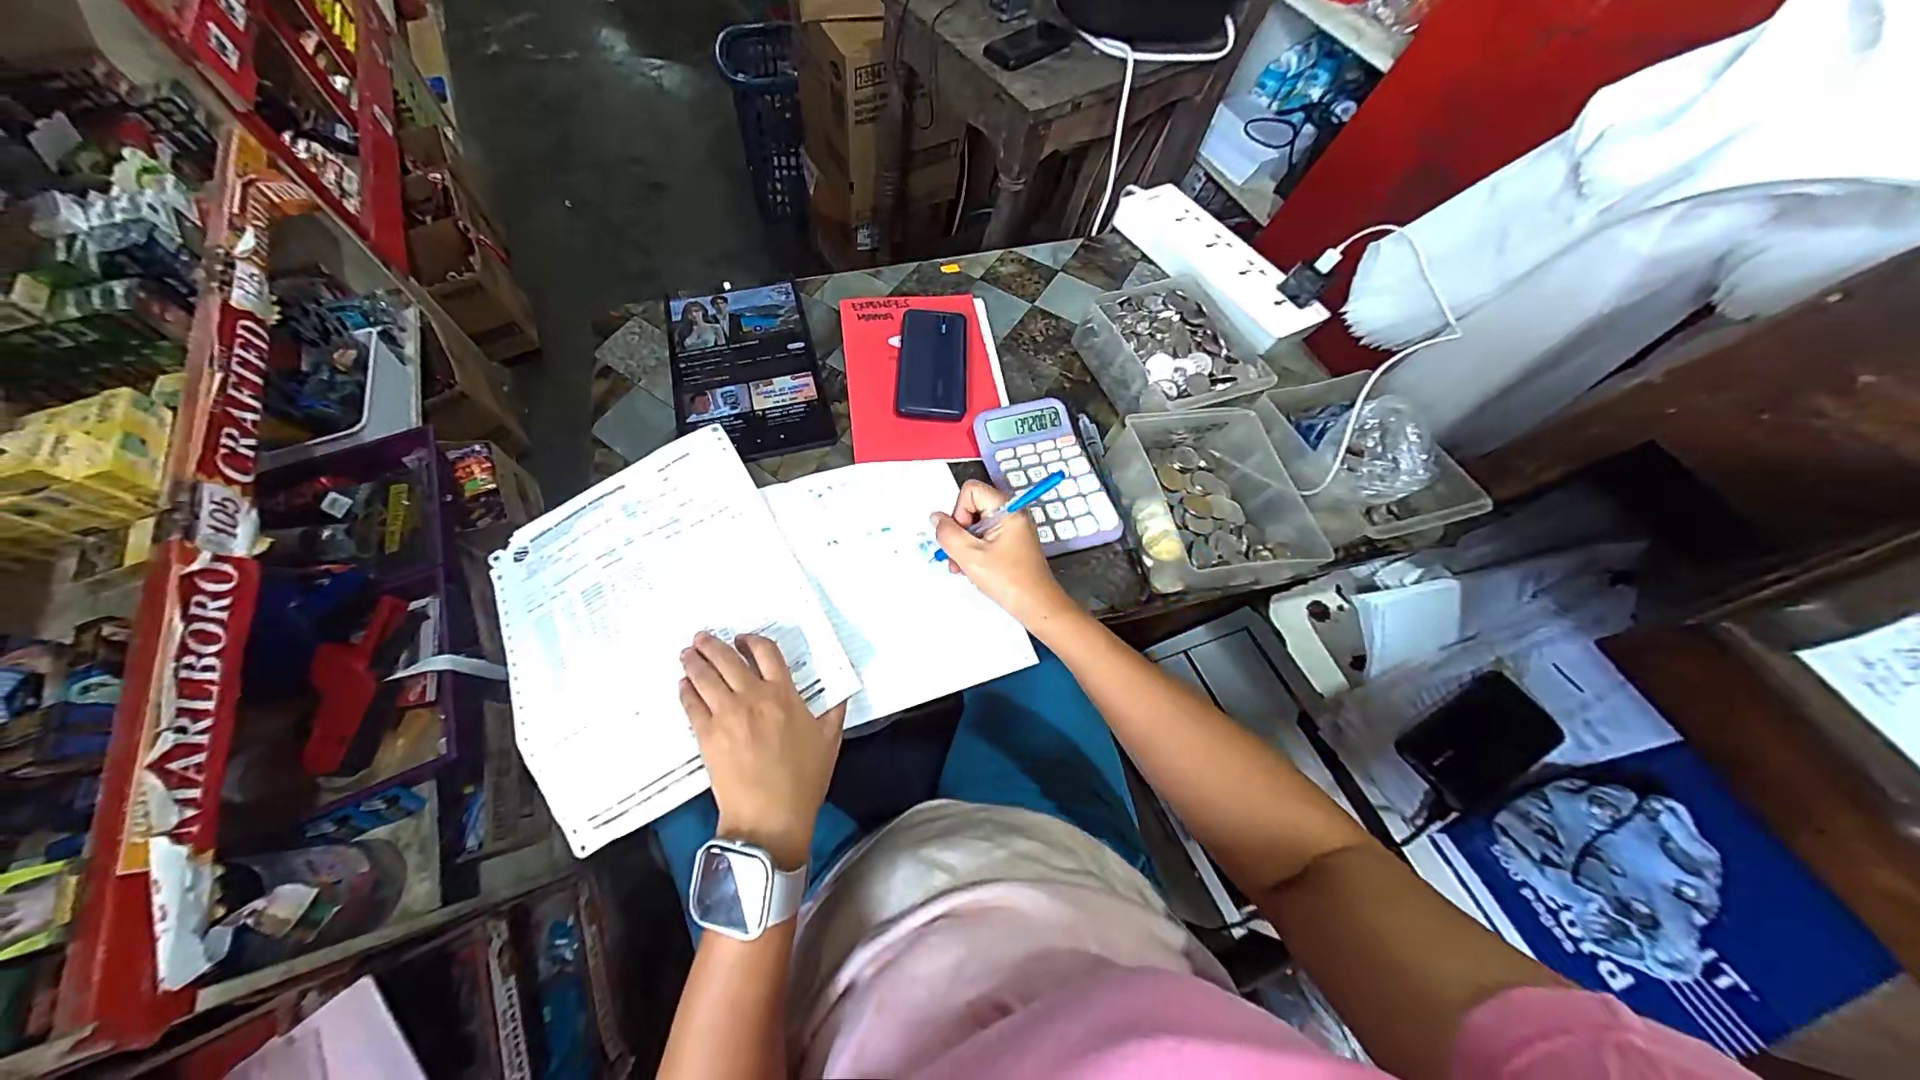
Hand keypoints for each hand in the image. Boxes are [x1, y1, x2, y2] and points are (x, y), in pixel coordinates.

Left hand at [679, 632, 844, 868]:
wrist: (769, 816)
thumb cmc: (804, 779)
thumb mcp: (829, 740)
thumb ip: (834, 711)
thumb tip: (841, 693)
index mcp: (784, 694)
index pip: (766, 653)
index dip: (752, 640)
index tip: (743, 639)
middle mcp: (752, 697)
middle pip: (727, 659)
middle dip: (712, 645)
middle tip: (702, 638)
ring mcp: (726, 715)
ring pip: (705, 677)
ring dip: (694, 661)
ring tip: (688, 654)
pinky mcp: (706, 735)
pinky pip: (692, 704)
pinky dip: (686, 691)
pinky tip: (684, 685)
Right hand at [931, 480, 1076, 628]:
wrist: (1037, 606)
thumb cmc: (1012, 582)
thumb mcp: (969, 556)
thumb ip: (947, 534)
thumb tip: (937, 519)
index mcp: (1008, 509)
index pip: (971, 491)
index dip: (959, 511)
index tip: (961, 535)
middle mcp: (1012, 514)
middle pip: (972, 508)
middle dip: (960, 531)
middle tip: (959, 553)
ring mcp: (1013, 529)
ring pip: (976, 526)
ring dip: (965, 545)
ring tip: (963, 566)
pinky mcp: (1012, 543)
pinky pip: (985, 538)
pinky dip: (975, 551)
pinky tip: (972, 569)